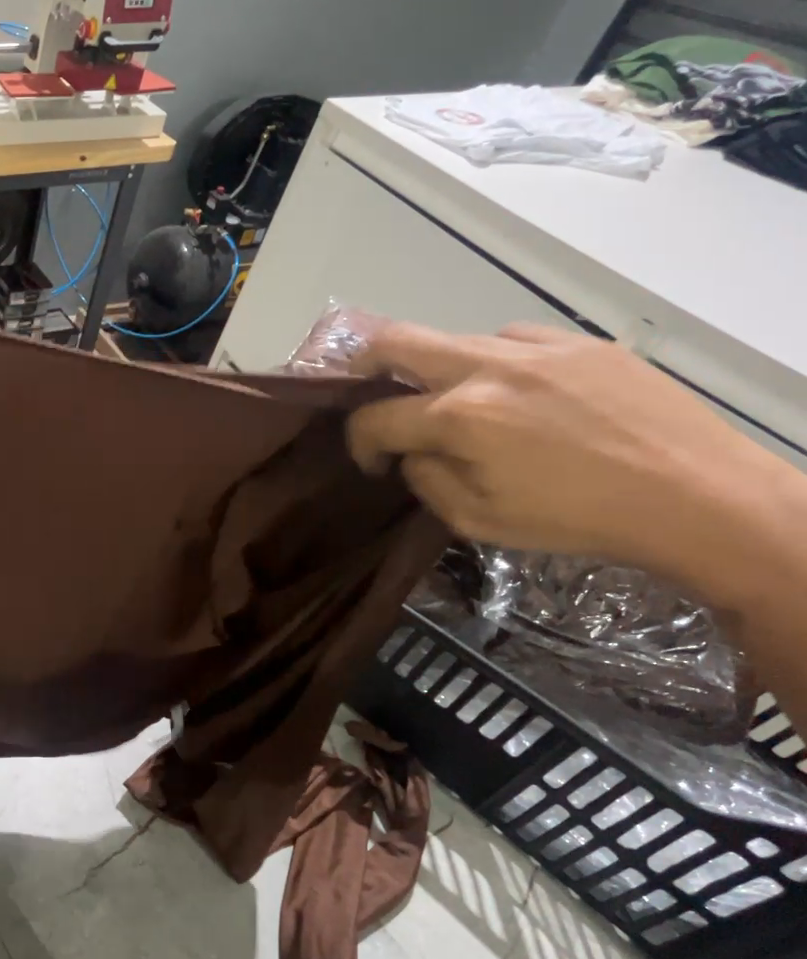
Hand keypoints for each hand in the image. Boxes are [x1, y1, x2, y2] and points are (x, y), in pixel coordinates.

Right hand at [345, 322, 784, 580]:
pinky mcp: (582, 343)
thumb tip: (413, 453)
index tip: (375, 465)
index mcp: (459, 417)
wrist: (698, 496)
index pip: (373, 419)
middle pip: (395, 342)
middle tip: (369, 394)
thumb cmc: (576, 518)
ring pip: (454, 338)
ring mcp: (539, 348)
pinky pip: (514, 339)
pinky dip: (496, 363)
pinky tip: (518, 393)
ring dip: (437, 371)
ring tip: (460, 404)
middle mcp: (488, 368)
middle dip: (364, 367)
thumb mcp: (475, 518)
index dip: (360, 445)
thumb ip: (426, 478)